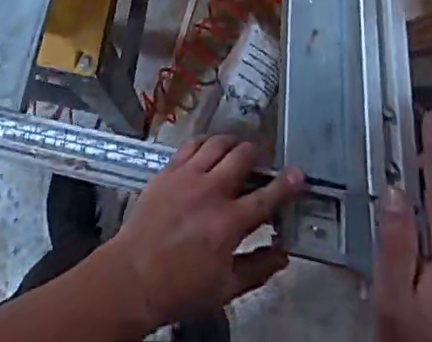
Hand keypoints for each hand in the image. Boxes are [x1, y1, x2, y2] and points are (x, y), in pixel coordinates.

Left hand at [97, 136, 304, 330]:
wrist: (134, 276)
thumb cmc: (180, 287)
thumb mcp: (227, 288)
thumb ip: (259, 268)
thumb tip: (282, 254)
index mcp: (228, 222)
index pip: (266, 196)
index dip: (286, 184)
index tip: (297, 175)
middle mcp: (210, 191)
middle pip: (242, 156)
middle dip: (258, 155)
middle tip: (261, 163)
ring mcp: (186, 177)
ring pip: (217, 143)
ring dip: (232, 144)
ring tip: (238, 150)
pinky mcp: (167, 171)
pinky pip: (190, 145)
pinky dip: (205, 143)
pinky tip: (209, 150)